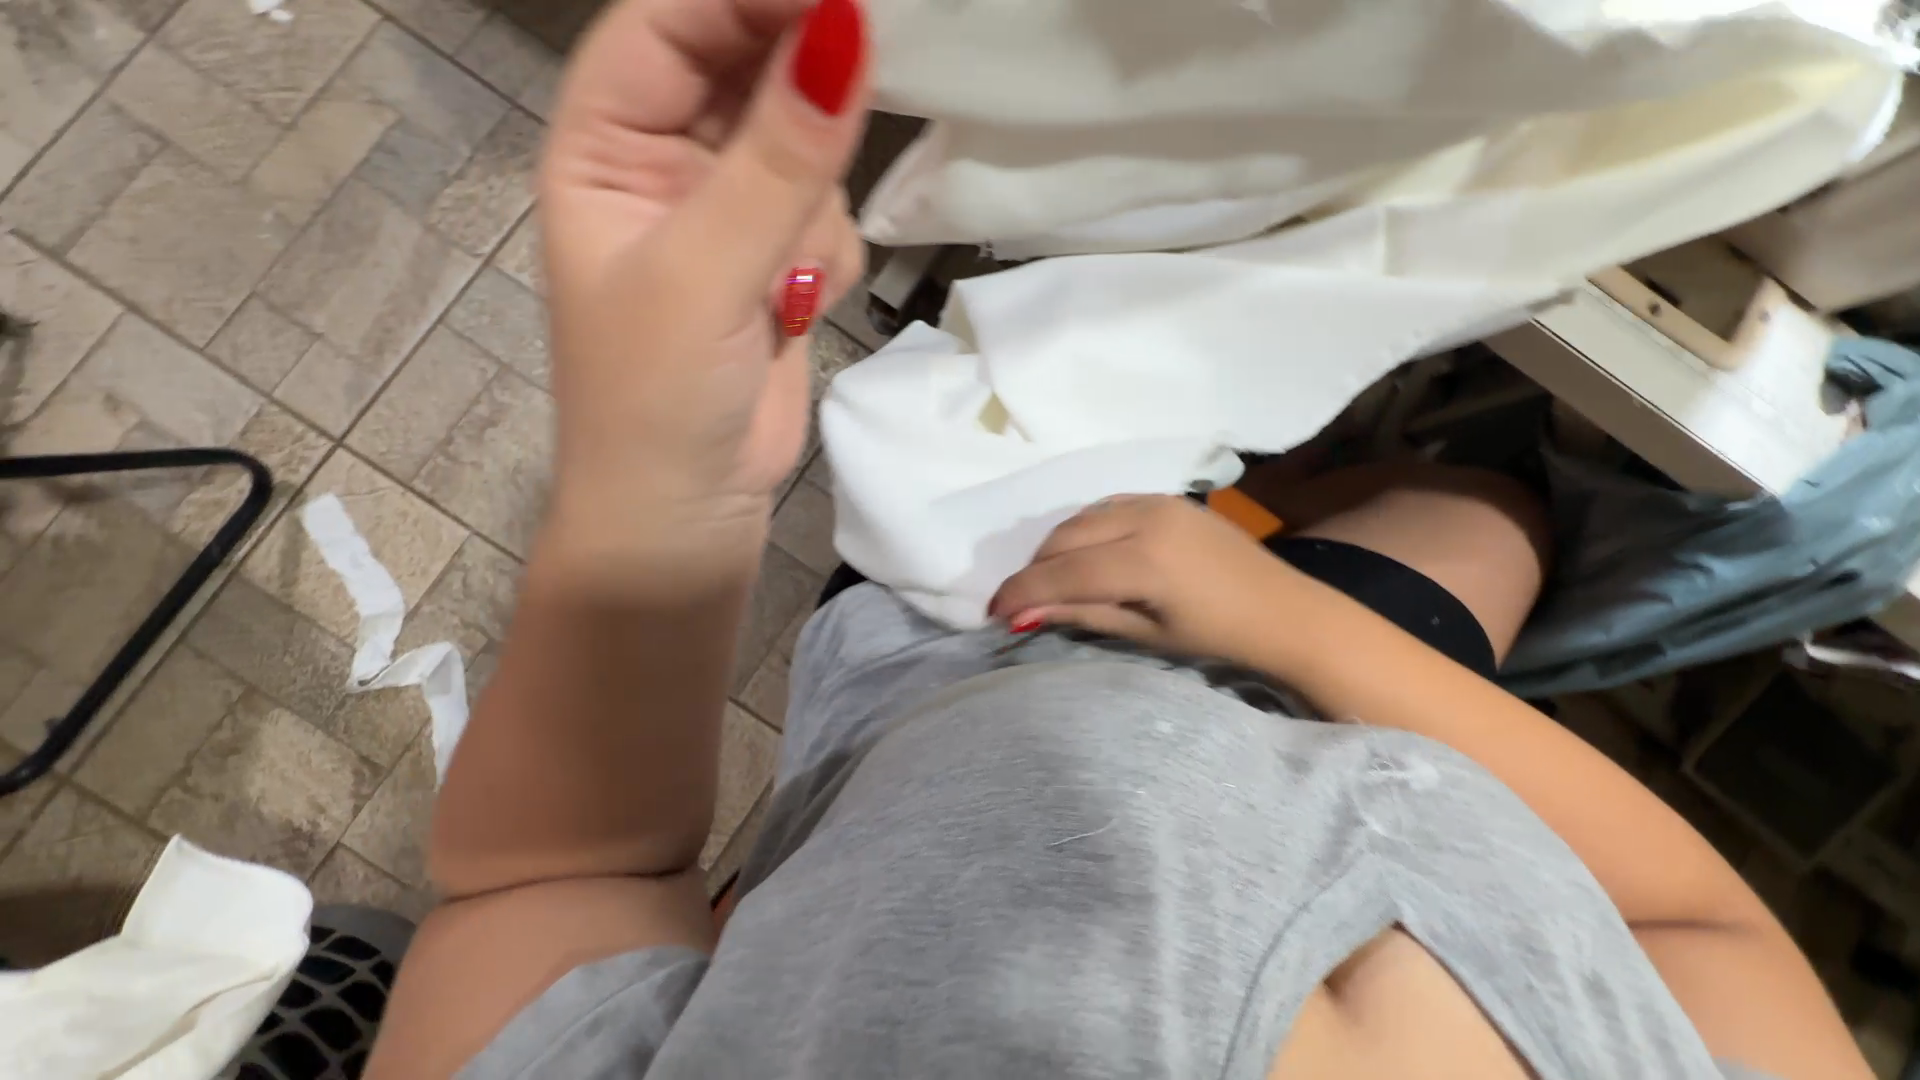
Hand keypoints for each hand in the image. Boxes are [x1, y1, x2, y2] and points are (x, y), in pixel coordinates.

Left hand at [537, 0, 868, 582]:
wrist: (686, 513)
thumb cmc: (656, 402)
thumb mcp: (704, 275)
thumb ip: (776, 161)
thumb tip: (848, 31)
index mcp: (603, 146)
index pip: (670, 23)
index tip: (841, 0)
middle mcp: (663, 166)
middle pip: (744, 71)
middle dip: (799, 96)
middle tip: (855, 99)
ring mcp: (727, 215)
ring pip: (803, 148)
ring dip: (813, 205)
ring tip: (785, 284)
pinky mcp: (776, 264)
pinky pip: (828, 215)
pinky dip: (829, 255)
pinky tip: (801, 310)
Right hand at [989, 495, 1306, 664]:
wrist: (1282, 610)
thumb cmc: (1217, 635)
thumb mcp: (1145, 632)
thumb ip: (1081, 614)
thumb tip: (1021, 614)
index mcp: (1144, 560)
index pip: (1062, 572)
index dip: (1021, 592)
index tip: (992, 612)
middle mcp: (1145, 518)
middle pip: (1063, 538)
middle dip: (1034, 570)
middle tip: (1020, 602)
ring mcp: (1157, 501)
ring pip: (1080, 518)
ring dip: (1056, 549)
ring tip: (1050, 581)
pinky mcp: (1166, 497)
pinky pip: (1105, 507)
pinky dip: (1083, 530)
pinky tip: (1084, 555)